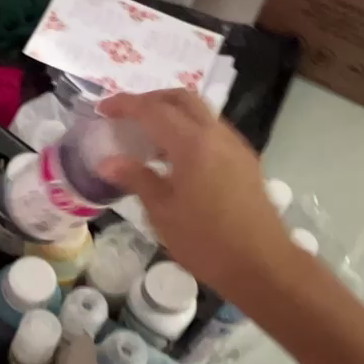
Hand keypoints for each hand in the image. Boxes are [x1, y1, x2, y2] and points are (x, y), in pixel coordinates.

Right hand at [98, 89, 307, 296]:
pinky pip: (212, 132)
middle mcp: (217, 136)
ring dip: (172, 114)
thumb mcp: (162, 212)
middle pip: (182, 99)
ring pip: (201, 113)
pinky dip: (188, 132)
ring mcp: (235, 147)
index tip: (102, 109)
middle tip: (126, 115)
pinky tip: (174, 158)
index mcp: (193, 145)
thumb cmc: (205, 241)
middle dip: (151, 99)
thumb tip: (108, 162)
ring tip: (147, 138)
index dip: (125, 105)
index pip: (154, 110)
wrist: (261, 264)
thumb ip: (137, 179)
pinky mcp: (244, 162)